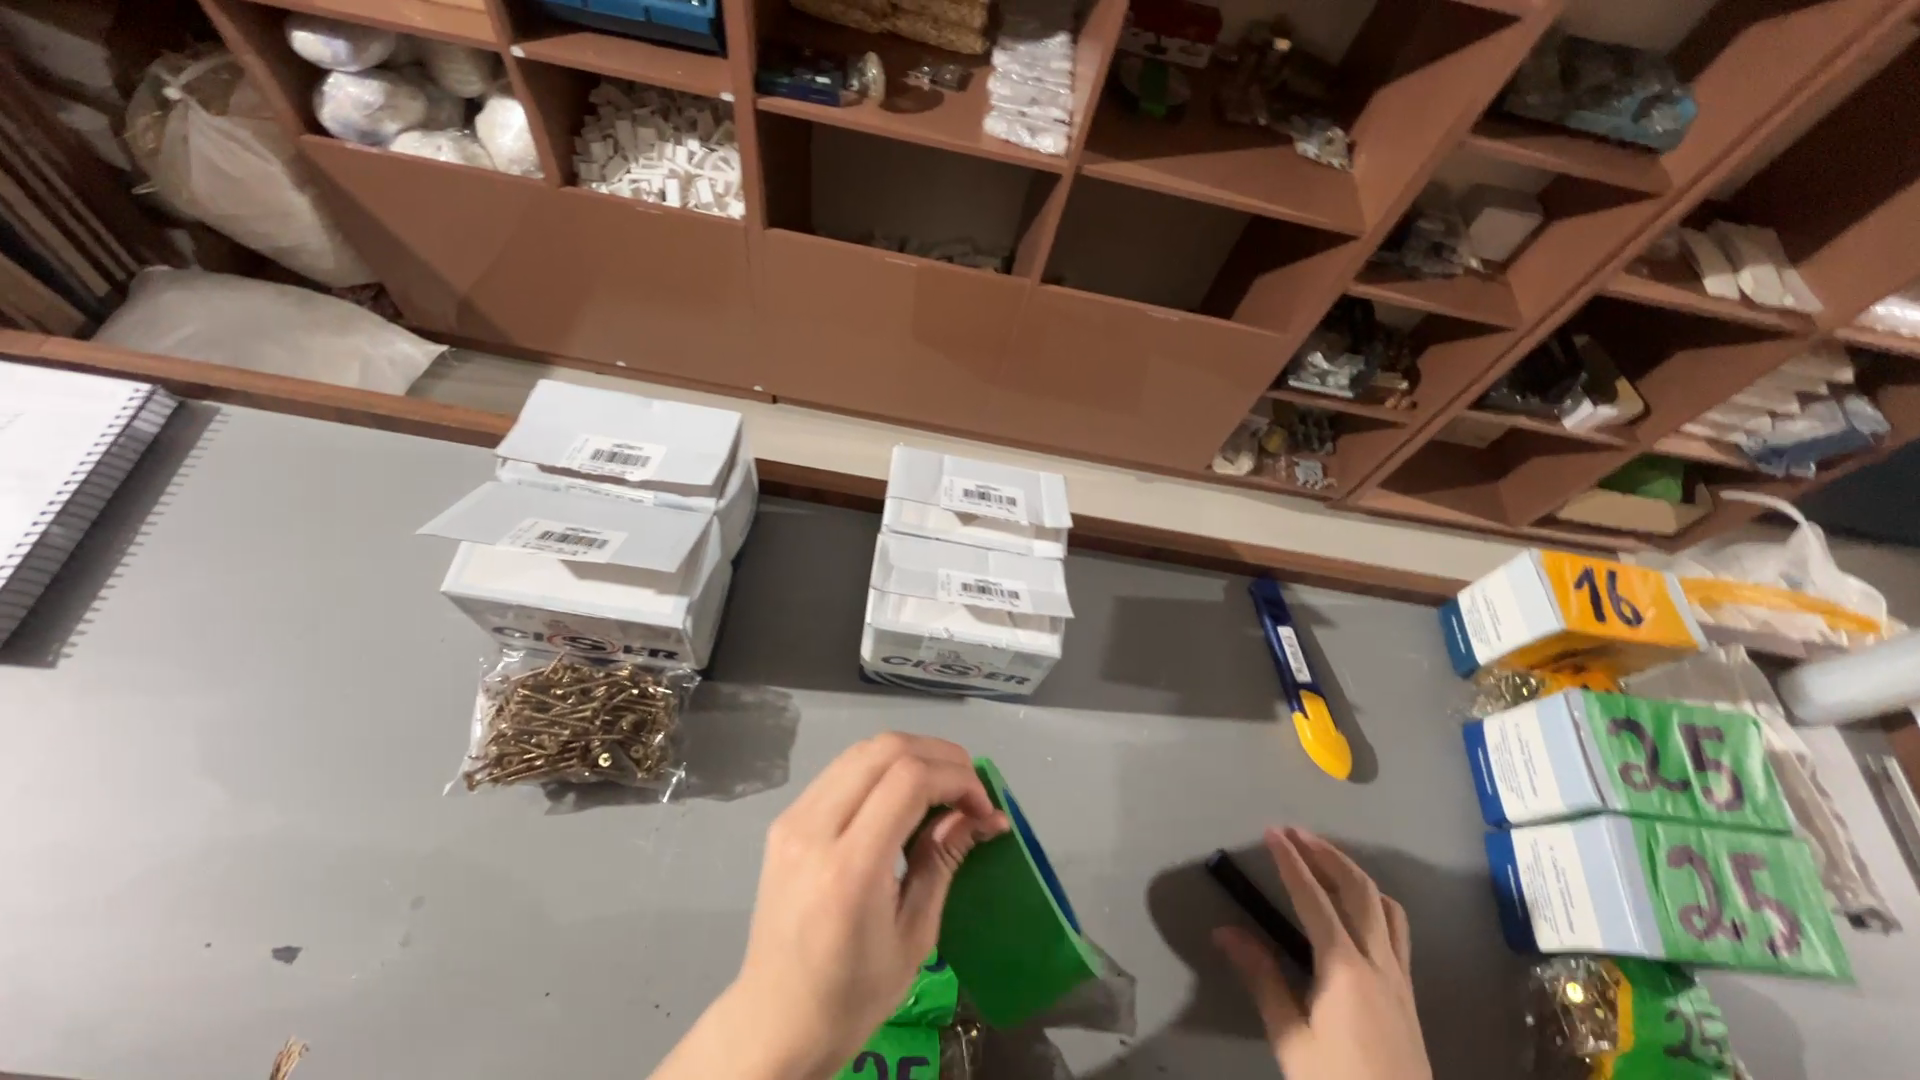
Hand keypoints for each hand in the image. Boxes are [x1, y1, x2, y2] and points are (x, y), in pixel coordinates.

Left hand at [654, 734, 1007, 1079]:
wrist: (776, 1020)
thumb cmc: (852, 995)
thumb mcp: (914, 935)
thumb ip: (943, 861)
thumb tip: (985, 816)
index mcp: (849, 868)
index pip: (908, 779)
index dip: (956, 778)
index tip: (982, 808)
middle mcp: (814, 830)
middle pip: (885, 749)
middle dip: (939, 756)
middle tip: (970, 788)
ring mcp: (792, 820)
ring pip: (862, 750)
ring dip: (911, 755)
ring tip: (944, 787)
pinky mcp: (785, 822)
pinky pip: (841, 771)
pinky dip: (881, 768)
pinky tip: (904, 796)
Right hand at [1214, 827, 1431, 1079]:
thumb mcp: (1291, 1038)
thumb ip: (1262, 979)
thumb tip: (1225, 931)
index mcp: (1344, 968)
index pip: (1314, 899)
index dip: (1292, 862)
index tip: (1273, 833)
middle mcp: (1377, 960)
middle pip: (1357, 889)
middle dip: (1325, 854)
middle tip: (1296, 832)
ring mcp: (1398, 973)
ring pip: (1384, 904)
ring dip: (1353, 872)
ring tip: (1326, 858)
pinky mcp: (1407, 989)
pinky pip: (1396, 927)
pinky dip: (1375, 900)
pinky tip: (1359, 907)